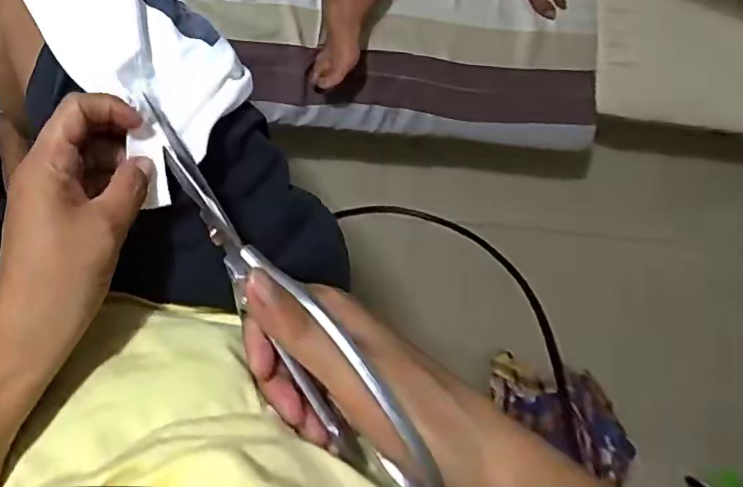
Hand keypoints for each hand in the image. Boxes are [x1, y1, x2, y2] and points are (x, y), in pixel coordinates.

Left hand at [0, 94, 151, 372]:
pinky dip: (100, 178)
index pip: (74, 108)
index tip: (144, 127)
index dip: (110, 107)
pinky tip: (125, 190)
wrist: (26, 329)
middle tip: (148, 152)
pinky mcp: (47, 209)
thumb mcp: (106, 227)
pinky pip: (75, 177)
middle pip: (75, 126)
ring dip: (110, 156)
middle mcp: (36, 164)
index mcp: (43, 159)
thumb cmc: (64, 275)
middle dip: (113, 131)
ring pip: (77, 152)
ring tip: (142, 174)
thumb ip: (129, 185)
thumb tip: (145, 161)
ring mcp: (39, 187)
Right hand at [241, 273, 601, 486]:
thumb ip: (297, 327)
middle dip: (276, 379)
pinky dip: (313, 412)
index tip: (268, 379)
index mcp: (329, 308)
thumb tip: (250, 275)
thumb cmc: (416, 418)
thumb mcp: (349, 375)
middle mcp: (334, 324)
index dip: (258, 340)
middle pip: (277, 336)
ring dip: (293, 401)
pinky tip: (328, 434)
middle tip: (295, 417)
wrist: (491, 469)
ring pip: (293, 366)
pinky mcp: (360, 386)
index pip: (265, 302)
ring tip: (315, 433)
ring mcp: (348, 356)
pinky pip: (316, 389)